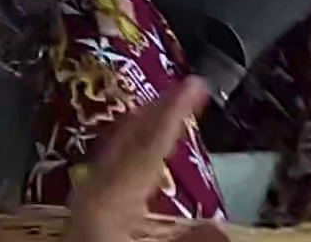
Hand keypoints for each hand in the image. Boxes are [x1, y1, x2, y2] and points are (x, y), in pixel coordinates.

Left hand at [66, 77, 225, 241]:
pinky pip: (115, 165)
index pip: (149, 144)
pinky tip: (148, 155)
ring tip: (172, 107)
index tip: (195, 83)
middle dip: (159, 107)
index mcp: (108, 193)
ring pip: (120, 147)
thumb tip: (223, 230)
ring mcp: (86, 195)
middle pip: (130, 135)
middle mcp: (93, 184)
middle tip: (188, 86)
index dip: (175, 111)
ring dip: (147, 125)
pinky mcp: (87, 210)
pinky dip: (135, 148)